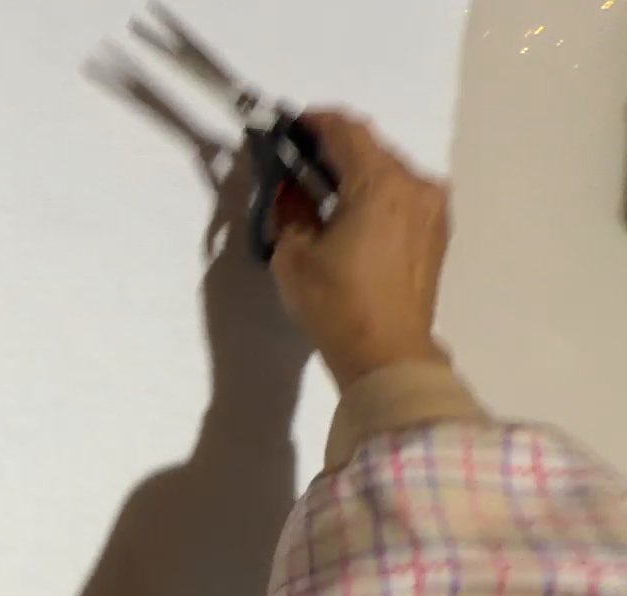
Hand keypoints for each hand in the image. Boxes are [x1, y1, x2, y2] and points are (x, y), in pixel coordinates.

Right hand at [271, 111, 450, 389]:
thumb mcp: (293, 256)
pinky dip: (368, 195)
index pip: (349, 134)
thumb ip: (290, 213)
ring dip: (351, 175)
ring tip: (316, 190)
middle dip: (334, 150)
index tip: (292, 122)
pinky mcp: (433, 231)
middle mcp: (416, 185)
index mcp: (381, 185)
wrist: (385, 346)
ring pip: (386, 175)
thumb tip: (289, 189)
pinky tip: (343, 215)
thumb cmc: (332, 300)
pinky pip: (398, 197)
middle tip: (296, 159)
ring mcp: (432, 207)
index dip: (319, 122)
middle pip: (372, 152)